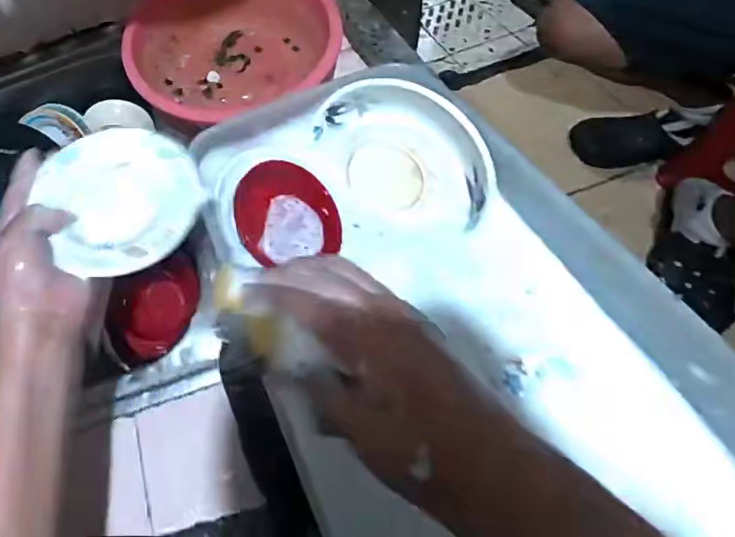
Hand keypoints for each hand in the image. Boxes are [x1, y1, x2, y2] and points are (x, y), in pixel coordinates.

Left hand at [0, 150, 107, 358]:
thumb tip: (68, 213)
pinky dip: (113, 218)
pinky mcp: (96, 259)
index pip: (22, 187)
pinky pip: (105, 234)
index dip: (32, 167)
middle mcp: (41, 231)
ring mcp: (69, 244)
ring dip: (92, 194)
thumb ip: (35, 213)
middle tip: (86, 153)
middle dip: (68, 176)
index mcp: (13, 225)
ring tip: (108, 167)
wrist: (47, 334)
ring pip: (81, 211)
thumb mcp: (13, 240)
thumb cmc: (20, 285)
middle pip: (54, 196)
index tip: (49, 149)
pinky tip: (125, 196)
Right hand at [245, 257, 510, 496]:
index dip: (264, 293)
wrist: (496, 467)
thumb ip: (314, 387)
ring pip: (343, 267)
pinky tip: (323, 294)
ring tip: (282, 282)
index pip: (301, 299)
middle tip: (254, 284)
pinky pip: (362, 279)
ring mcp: (400, 309)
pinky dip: (332, 276)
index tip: (237, 291)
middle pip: (319, 272)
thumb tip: (277, 360)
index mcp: (364, 335)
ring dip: (307, 268)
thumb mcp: (357, 431)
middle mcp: (380, 310)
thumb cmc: (420, 452)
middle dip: (281, 273)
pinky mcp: (413, 318)